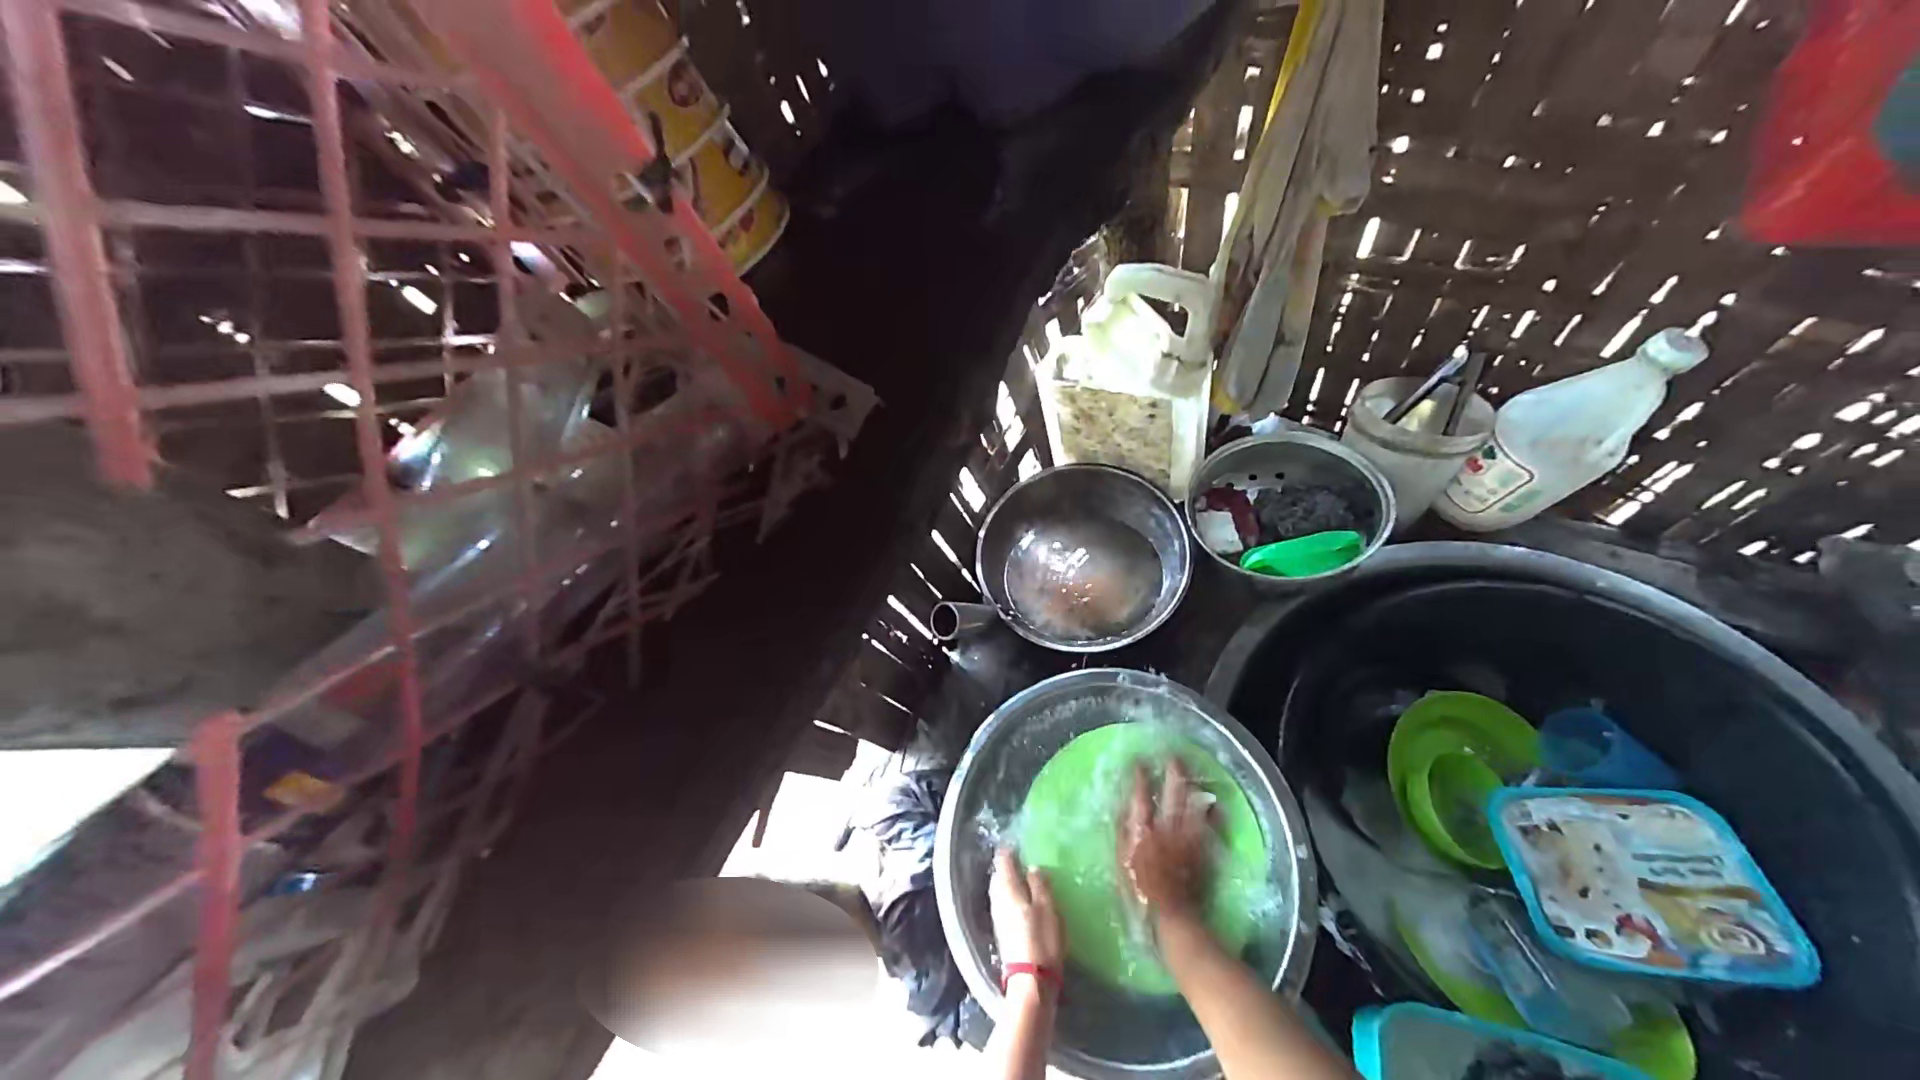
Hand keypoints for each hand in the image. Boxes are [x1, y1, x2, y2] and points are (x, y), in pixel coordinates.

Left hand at [990, 848, 1063, 976]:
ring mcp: (997, 916)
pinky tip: (1025, 903)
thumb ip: (1039, 883)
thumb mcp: (1047, 906)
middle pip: (999, 875)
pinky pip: (1005, 905)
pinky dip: (1013, 899)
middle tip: (1025, 861)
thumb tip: (1032, 867)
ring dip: (1011, 884)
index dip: (1010, 850)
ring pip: (1001, 891)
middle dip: (1009, 867)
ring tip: (1027, 881)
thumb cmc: (1041, 938)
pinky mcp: (1002, 931)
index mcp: (1006, 887)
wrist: (1030, 980)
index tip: (1020, 846)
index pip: (1002, 860)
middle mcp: (996, 898)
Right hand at [1118, 758, 1216, 923]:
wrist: (1174, 917)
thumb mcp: (1122, 862)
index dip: (1140, 777)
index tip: (1140, 761)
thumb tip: (1122, 808)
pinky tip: (1213, 803)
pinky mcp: (1205, 850)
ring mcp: (1189, 839)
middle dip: (1173, 774)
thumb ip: (1121, 833)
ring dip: (1193, 787)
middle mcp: (1168, 830)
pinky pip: (1211, 826)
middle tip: (1173, 756)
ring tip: (1192, 772)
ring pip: (1193, 806)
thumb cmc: (1142, 892)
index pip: (1141, 797)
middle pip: (1172, 796)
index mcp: (1144, 832)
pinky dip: (1212, 812)